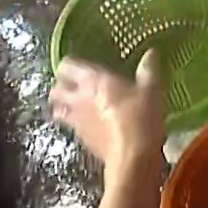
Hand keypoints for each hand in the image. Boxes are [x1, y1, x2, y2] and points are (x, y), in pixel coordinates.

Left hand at [50, 51, 165, 171]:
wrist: (132, 155)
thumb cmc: (141, 117)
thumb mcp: (152, 90)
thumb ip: (149, 70)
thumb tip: (151, 52)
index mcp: (93, 80)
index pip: (68, 66)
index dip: (70, 66)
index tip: (79, 68)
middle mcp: (79, 98)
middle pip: (55, 89)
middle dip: (61, 87)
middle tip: (74, 88)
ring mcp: (77, 120)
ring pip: (57, 110)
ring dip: (62, 107)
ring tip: (75, 107)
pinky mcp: (81, 139)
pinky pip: (70, 128)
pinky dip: (75, 125)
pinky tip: (89, 126)